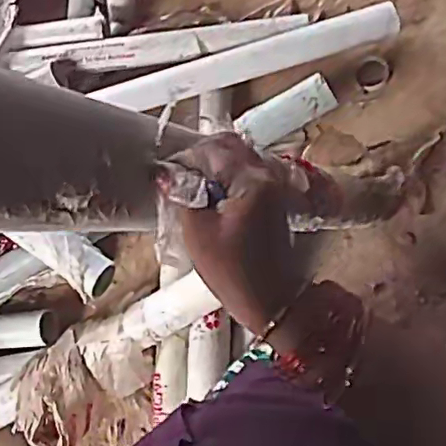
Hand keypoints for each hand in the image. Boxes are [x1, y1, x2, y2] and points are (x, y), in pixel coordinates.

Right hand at [159, 133, 308, 333]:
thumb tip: (168, 173)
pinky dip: (229, 174)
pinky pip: (249, 170)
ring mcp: (276, 184)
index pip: (213, 150)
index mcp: (252, 181)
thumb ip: (184, 195)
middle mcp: (269, 175)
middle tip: (179, 175)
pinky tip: (213, 193)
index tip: (169, 173)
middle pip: (231, 145)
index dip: (186, 158)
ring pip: (241, 155)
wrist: (273, 300)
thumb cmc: (233, 272)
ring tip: (193, 185)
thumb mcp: (198, 234)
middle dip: (202, 155)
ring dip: (216, 163)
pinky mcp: (276, 195)